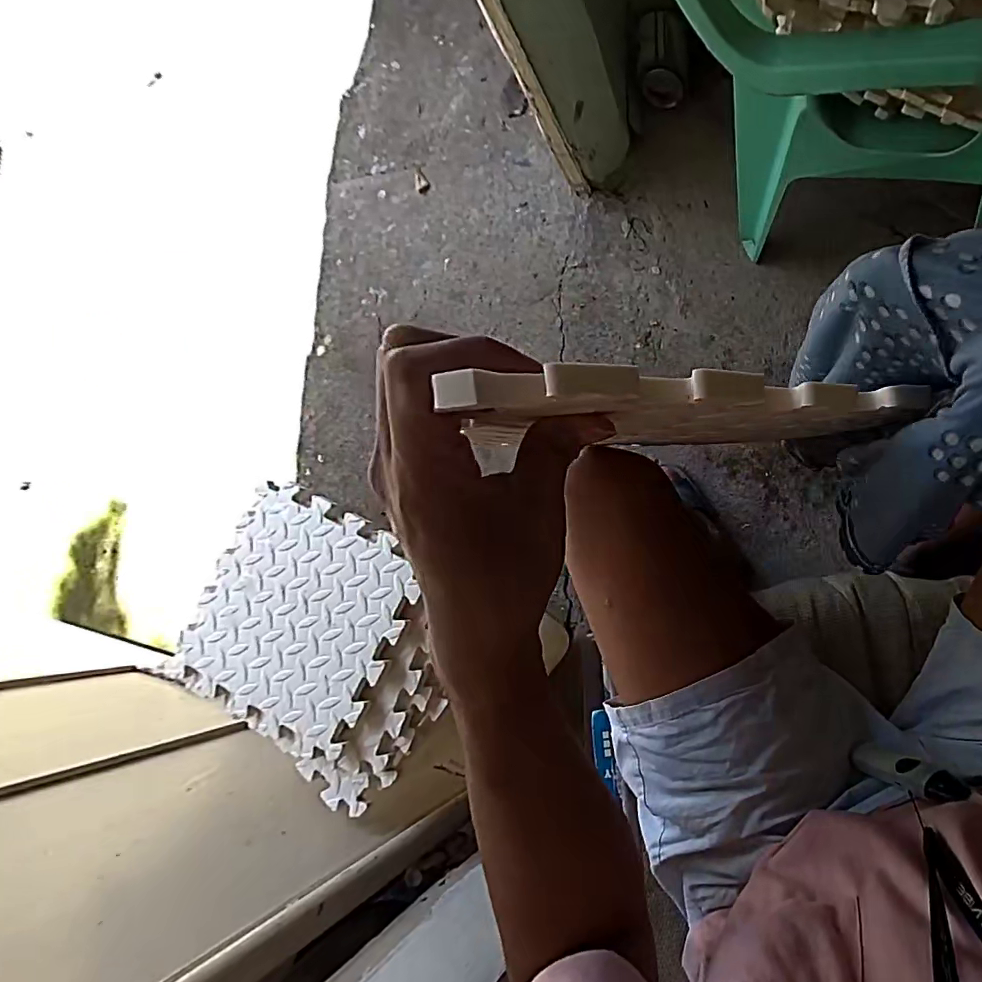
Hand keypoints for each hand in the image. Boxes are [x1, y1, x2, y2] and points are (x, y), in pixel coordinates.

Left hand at [369, 326, 609, 679]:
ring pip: (406, 382)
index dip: (474, 353)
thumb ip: (554, 448)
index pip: (413, 368)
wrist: (475, 629)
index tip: (532, 378)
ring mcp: (393, 464)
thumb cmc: (505, 578)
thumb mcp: (538, 509)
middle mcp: (392, 457)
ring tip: (518, 398)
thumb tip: (589, 414)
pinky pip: (419, 410)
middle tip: (521, 379)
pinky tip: (502, 422)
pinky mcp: (407, 473)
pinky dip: (461, 399)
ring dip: (464, 375)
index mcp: (419, 466)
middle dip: (466, 353)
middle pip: (399, 359)